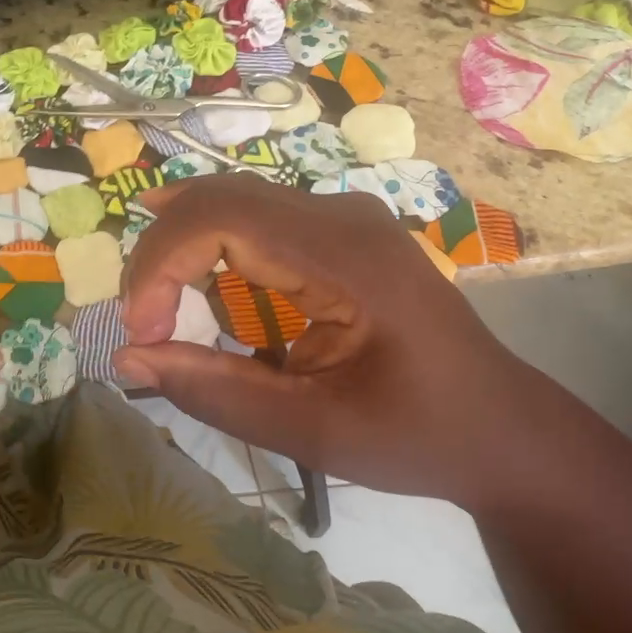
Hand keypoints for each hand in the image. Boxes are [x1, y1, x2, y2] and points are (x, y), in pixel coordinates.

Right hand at [113, 175, 570, 509]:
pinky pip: (252, 210)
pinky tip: (186, 269)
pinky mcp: (337, 226)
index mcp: (345, 258)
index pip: (221, 218)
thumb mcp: (313, 433)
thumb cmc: (418, 437)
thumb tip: (126, 357)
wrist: (505, 429)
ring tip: (154, 301)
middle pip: (218, 197)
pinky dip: (207, 239)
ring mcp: (342, 213)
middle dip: (160, 252)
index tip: (144, 332)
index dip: (162, 264)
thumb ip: (216, 393)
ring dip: (178, 241)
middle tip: (142, 321)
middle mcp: (341, 215)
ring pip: (230, 195)